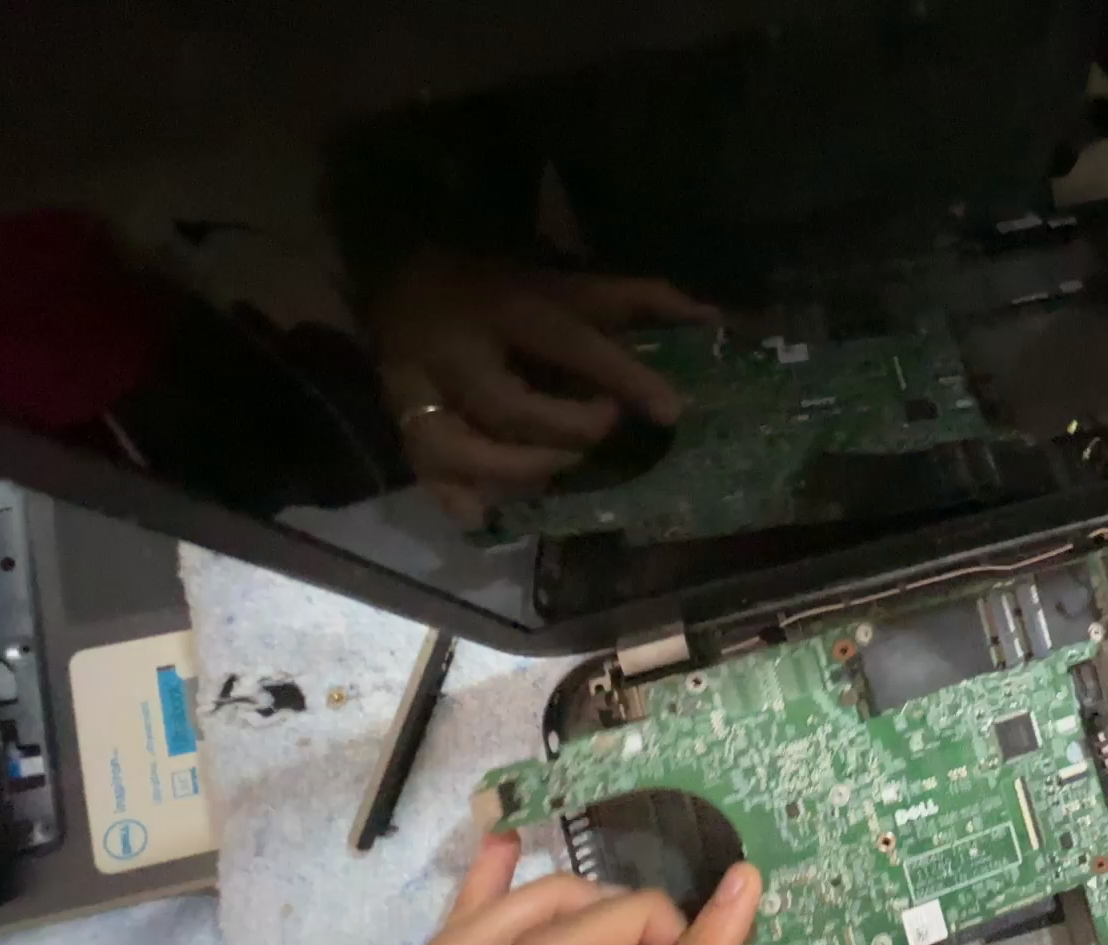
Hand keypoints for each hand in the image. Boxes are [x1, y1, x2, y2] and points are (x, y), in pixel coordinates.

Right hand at [375, 256, 716, 522]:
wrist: (403, 266)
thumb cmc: (509, 284)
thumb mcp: (574, 284)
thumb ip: (644, 299)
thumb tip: (711, 317)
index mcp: (511, 307)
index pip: (573, 346)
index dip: (625, 379)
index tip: (672, 411)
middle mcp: (457, 348)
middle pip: (511, 407)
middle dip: (568, 430)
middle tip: (607, 428)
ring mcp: (416, 384)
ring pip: (455, 444)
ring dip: (517, 469)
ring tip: (561, 468)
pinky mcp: (396, 414)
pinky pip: (418, 464)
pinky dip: (452, 495)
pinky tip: (486, 515)